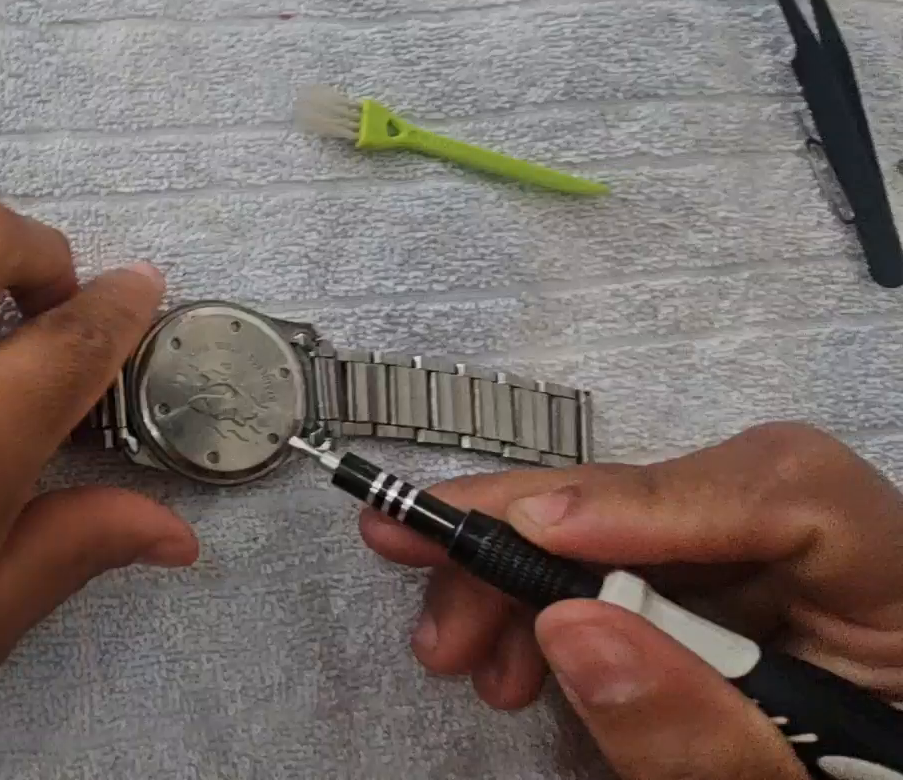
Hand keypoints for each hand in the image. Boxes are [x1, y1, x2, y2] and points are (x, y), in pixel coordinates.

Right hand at [361, 422, 902, 779]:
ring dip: (505, 580)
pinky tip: (499, 661)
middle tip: (406, 547)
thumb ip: (710, 745)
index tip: (532, 531)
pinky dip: (529, 611)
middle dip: (518, 532)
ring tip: (446, 644)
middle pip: (658, 505)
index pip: (796, 499)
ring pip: (607, 535)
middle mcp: (836, 583)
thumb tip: (571, 628)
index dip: (649, 497)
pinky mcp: (710, 613)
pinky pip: (600, 579)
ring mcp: (768, 594)